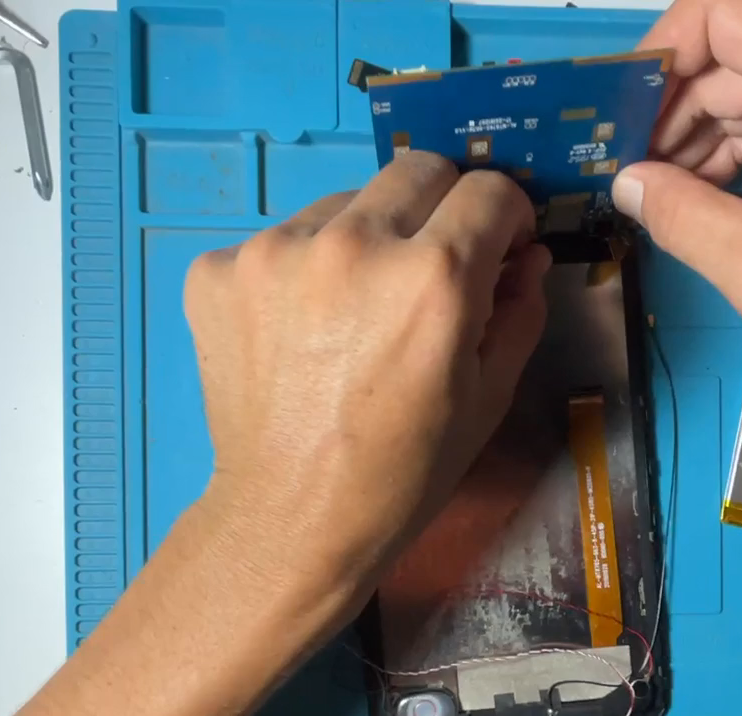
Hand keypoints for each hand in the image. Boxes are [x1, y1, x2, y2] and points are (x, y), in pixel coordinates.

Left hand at [183, 152, 551, 596]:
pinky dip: (303, 273)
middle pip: (418, 170)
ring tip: (354, 316)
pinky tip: (299, 335)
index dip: (507, 218)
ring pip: (344, 204)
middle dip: (443, 210)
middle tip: (431, 273)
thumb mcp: (486, 400)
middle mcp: (352, 243)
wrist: (293, 520)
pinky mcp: (217, 271)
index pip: (490, 190)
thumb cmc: (404, 475)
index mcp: (432, 280)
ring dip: (366, 241)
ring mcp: (272, 250)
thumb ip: (518, 313)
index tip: (499, 249)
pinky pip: (282, 242)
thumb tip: (525, 257)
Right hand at [614, 0, 741, 405]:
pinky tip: (695, 199)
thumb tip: (624, 184)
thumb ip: (679, 216)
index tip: (618, 112)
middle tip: (622, 166)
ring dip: (694, 136)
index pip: (725, 9)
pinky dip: (729, 154)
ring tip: (651, 192)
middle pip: (733, 49)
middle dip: (670, 105)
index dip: (662, 51)